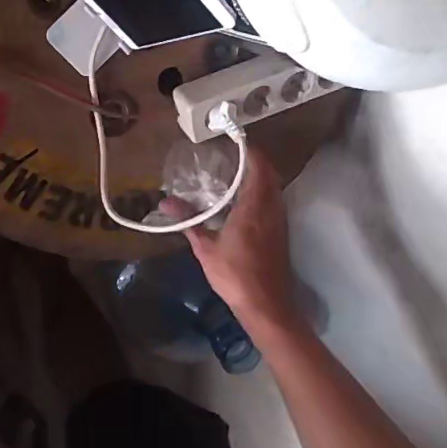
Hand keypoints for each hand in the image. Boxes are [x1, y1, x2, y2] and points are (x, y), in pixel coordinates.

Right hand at [181, 149, 301, 335]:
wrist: (267, 306)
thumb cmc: (235, 275)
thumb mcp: (206, 249)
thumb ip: (188, 221)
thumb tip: (166, 203)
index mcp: (254, 207)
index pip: (259, 167)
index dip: (250, 150)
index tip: (234, 141)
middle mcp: (271, 208)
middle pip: (270, 173)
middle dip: (255, 160)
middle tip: (233, 155)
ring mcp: (279, 220)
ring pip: (274, 187)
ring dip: (261, 176)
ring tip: (237, 173)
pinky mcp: (281, 232)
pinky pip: (275, 200)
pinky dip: (264, 191)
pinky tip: (245, 200)